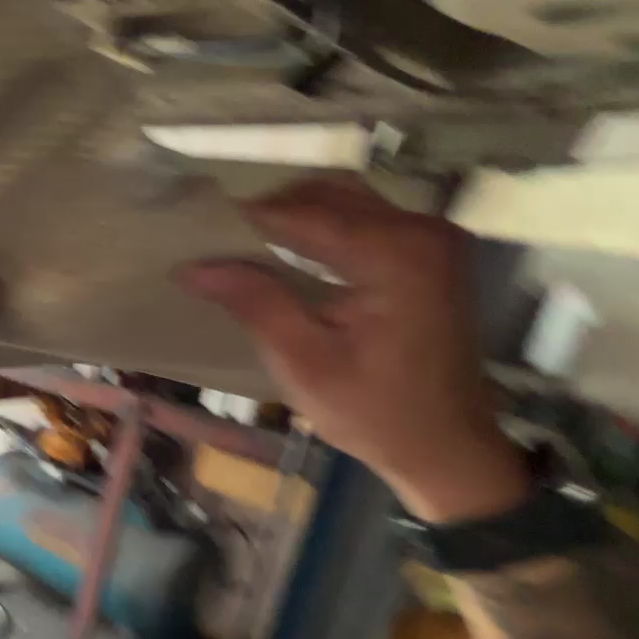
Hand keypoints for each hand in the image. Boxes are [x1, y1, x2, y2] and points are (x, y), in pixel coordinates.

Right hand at [179, 176, 530, 522]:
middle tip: (216, 240)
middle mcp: (422, 231)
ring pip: (346, 199)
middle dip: (269, 210)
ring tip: (242, 246)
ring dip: (293, 215)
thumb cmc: (373, 411)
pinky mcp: (429, 253)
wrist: (445, 445)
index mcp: (396, 254)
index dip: (243, 221)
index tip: (193, 231)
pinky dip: (320, 228)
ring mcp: (431, 238)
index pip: (303, 216)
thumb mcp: (304, 362)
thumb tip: (193, 266)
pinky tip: (286, 253)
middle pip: (329, 193)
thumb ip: (256, 303)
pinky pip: (364, 219)